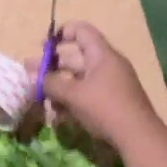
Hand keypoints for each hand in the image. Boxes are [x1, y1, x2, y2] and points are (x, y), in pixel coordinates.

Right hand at [40, 22, 162, 147]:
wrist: (137, 136)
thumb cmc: (104, 107)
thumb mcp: (73, 95)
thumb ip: (51, 84)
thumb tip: (34, 79)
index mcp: (101, 54)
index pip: (81, 30)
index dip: (61, 33)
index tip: (43, 46)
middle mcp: (107, 65)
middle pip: (75, 58)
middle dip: (51, 67)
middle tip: (29, 75)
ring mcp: (110, 84)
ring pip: (79, 79)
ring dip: (59, 87)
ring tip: (40, 99)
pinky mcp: (111, 101)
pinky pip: (87, 94)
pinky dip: (71, 100)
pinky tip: (58, 115)